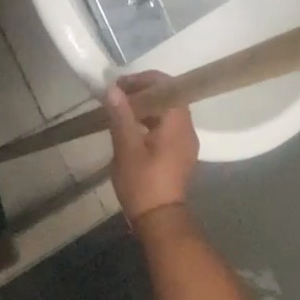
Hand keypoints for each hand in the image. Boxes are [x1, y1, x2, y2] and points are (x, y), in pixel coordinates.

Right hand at [105, 71, 199, 224]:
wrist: (159, 219)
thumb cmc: (142, 182)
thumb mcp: (126, 147)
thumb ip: (121, 115)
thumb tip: (113, 89)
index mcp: (177, 123)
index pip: (166, 85)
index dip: (142, 80)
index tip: (119, 86)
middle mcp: (187, 129)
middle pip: (168, 98)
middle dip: (142, 93)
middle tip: (116, 98)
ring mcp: (185, 143)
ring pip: (167, 114)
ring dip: (145, 109)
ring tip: (119, 113)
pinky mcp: (180, 155)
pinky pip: (167, 128)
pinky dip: (149, 123)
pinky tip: (130, 131)